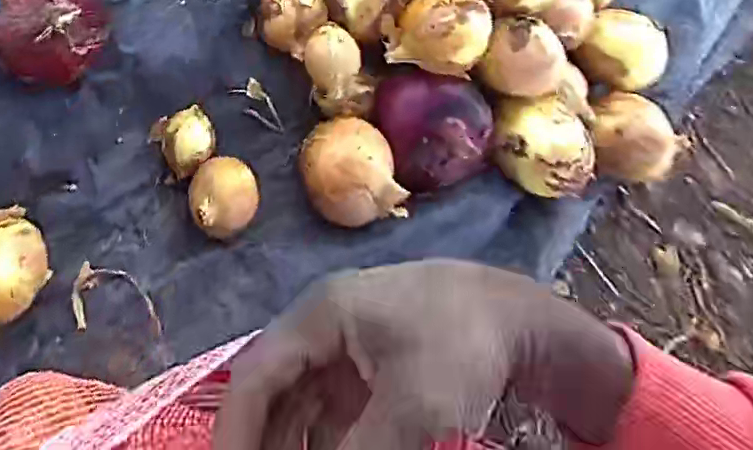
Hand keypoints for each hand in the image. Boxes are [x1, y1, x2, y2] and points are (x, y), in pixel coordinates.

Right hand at [213, 259, 634, 449]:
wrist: (518, 320)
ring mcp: (345, 351)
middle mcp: (321, 330)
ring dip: (291, 444)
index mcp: (317, 316)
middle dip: (262, 441)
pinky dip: (321, 444)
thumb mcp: (413, 410)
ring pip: (299, 409)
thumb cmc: (459, 347)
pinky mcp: (369, 374)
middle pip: (272, 392)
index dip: (234, 430)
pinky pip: (329, 418)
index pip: (255, 373)